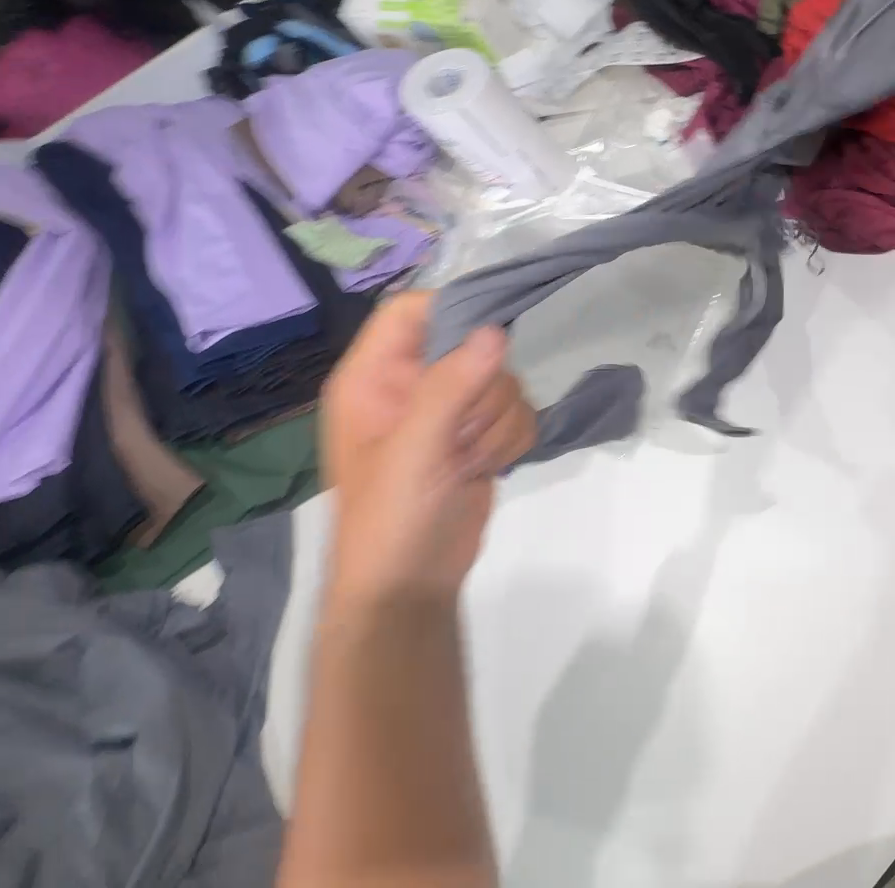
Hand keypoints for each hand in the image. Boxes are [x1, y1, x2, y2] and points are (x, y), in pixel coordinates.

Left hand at [321, 292, 536, 602]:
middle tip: (461, 435)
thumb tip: (495, 331)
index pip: (410, 312)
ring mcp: (449, 413)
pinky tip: (487, 468)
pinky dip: (513, 441)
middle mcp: (412, 387)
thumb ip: (451, 387)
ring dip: (499, 425)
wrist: (410, 582)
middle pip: (474, 348)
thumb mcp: (414, 450)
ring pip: (505, 384)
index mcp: (374, 379)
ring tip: (468, 462)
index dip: (451, 314)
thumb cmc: (389, 518)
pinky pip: (520, 413)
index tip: (489, 344)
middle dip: (485, 395)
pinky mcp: (481, 436)